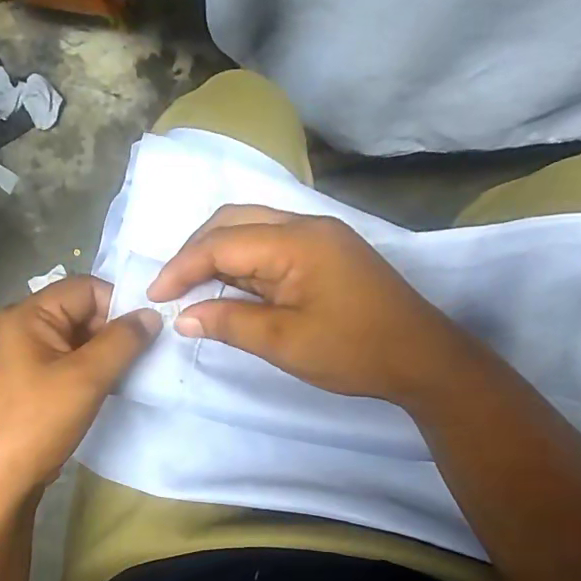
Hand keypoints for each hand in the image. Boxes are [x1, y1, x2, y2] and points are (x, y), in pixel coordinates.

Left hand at [0, 275, 159, 498]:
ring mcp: (17, 358)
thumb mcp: (86, 378)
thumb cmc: (37, 422)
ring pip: (73, 341)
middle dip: (112, 331)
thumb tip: (151, 314)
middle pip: (77, 311)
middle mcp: (17, 328)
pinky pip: (62, 364)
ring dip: (101, 355)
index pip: (84, 287)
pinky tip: (104, 392)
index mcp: (25, 315)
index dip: (119, 304)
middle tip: (140, 360)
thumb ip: (122, 340)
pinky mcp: (22, 384)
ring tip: (125, 378)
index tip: (147, 333)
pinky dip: (86, 372)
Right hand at [146, 204, 452, 403]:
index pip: (222, 242)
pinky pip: (272, 244)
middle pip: (234, 220)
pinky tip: (230, 288)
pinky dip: (243, 262)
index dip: (182, 267)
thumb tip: (184, 316)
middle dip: (195, 250)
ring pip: (252, 229)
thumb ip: (230, 323)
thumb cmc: (355, 351)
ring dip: (218, 254)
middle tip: (171, 286)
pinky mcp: (327, 252)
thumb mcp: (284, 342)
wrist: (425, 359)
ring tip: (193, 288)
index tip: (154, 295)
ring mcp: (320, 236)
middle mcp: (307, 225)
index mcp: (297, 242)